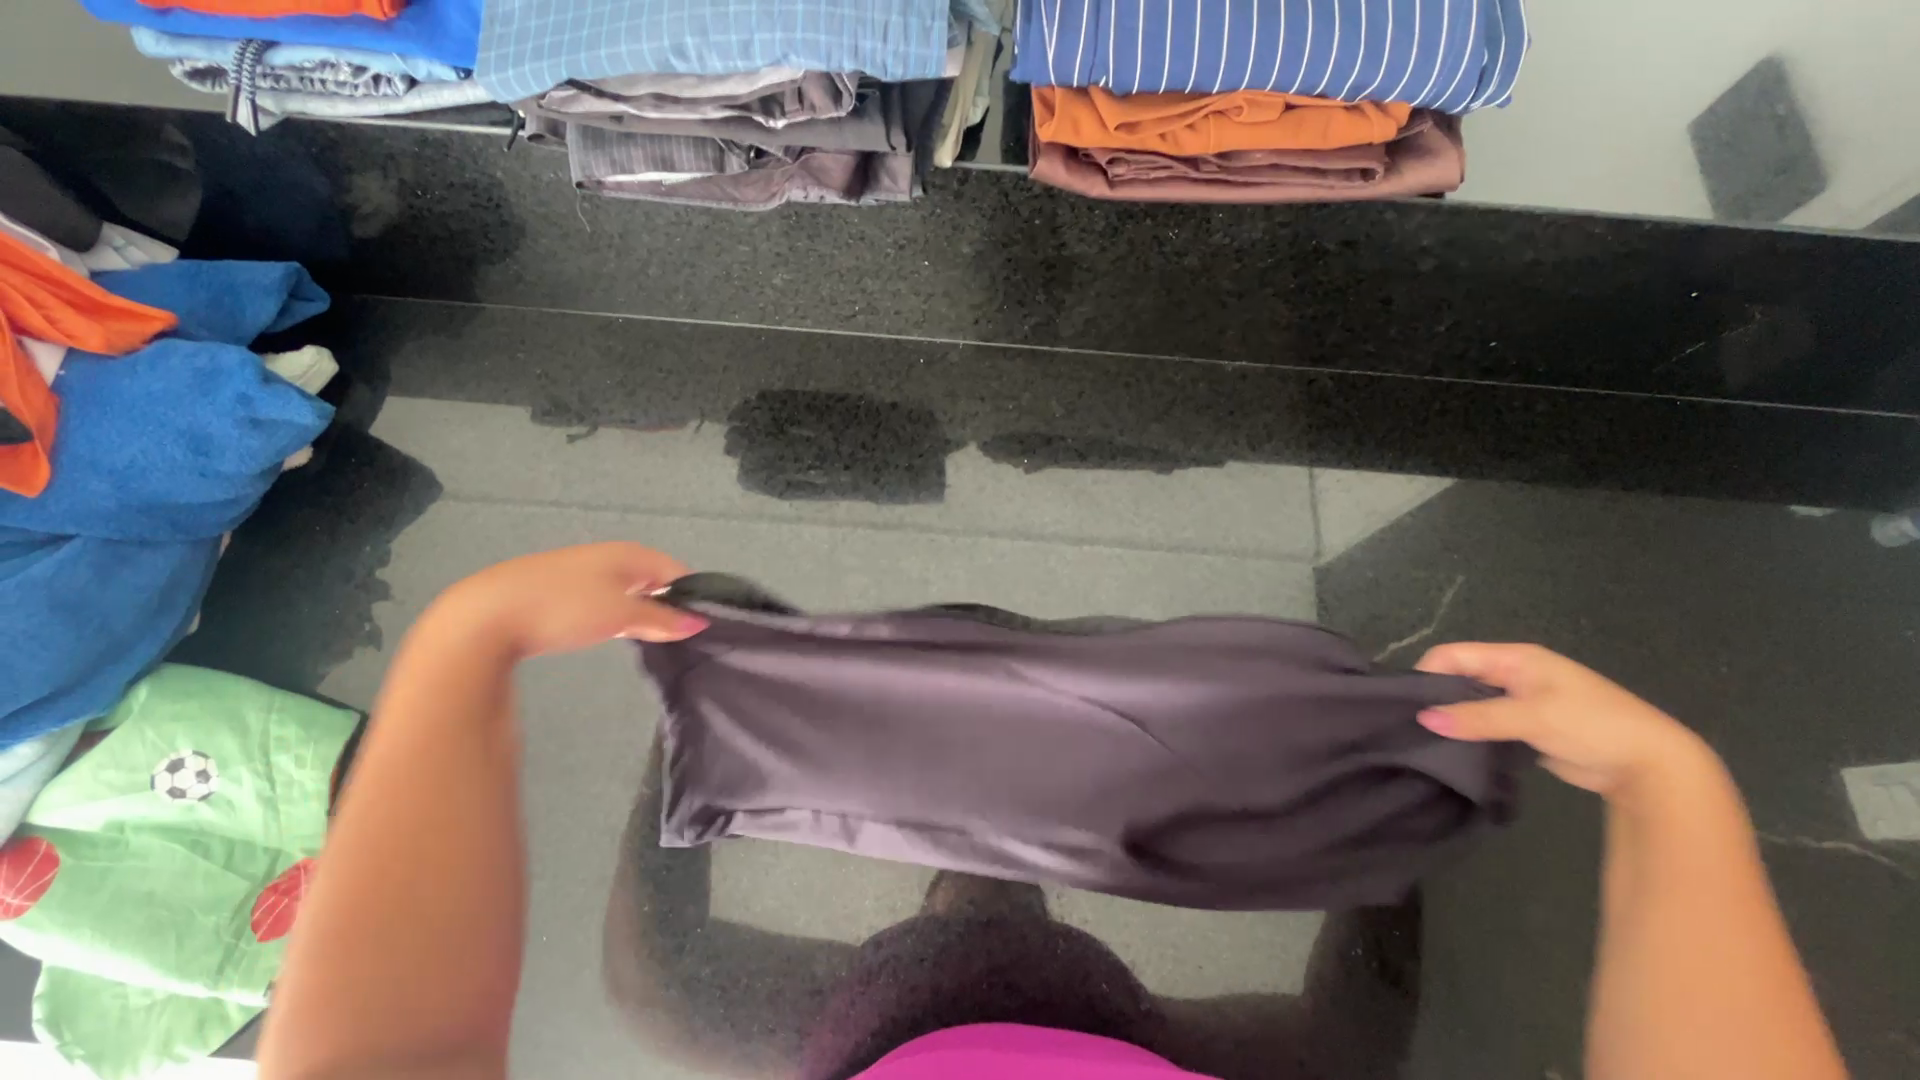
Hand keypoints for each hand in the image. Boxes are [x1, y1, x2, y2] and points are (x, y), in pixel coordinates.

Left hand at [434, 543, 705, 658]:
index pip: (675, 570)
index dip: (692, 595)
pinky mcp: (553, 591)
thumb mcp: (620, 614)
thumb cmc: (563, 608)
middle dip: (666, 603)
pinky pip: (599, 598)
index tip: (703, 625)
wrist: (486, 615)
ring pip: (623, 588)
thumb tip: (698, 622)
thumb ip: (660, 619)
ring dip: (638, 609)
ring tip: (646, 636)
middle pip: (650, 578)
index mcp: (626, 553)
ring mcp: (577, 571)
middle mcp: (605, 556)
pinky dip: (611, 613)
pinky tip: (606, 630)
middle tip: (677, 635)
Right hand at [1414, 643, 1714, 797]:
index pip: (1454, 655)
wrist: (1650, 765)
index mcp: (1516, 658)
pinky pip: (1485, 728)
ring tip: (1426, 742)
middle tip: (1411, 726)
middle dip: (1436, 699)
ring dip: (1453, 721)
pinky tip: (1453, 752)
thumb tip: (1424, 719)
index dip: (1428, 674)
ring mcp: (1519, 704)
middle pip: (1459, 679)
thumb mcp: (1533, 717)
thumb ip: (1478, 717)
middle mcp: (1513, 676)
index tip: (1409, 704)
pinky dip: (1470, 737)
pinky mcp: (1524, 731)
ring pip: (1470, 706)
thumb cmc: (1594, 725)